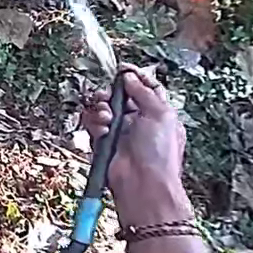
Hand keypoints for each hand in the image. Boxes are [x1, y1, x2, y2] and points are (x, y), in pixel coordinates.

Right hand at [81, 66, 193, 226]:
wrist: (143, 184)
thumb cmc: (159, 152)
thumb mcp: (160, 113)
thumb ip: (143, 91)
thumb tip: (128, 77)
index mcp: (157, 112)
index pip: (144, 87)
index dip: (134, 76)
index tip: (122, 68)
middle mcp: (138, 120)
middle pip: (119, 95)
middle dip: (111, 92)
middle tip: (109, 96)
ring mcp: (119, 131)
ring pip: (102, 107)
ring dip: (101, 108)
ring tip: (106, 117)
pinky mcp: (102, 142)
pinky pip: (92, 123)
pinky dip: (94, 123)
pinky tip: (103, 129)